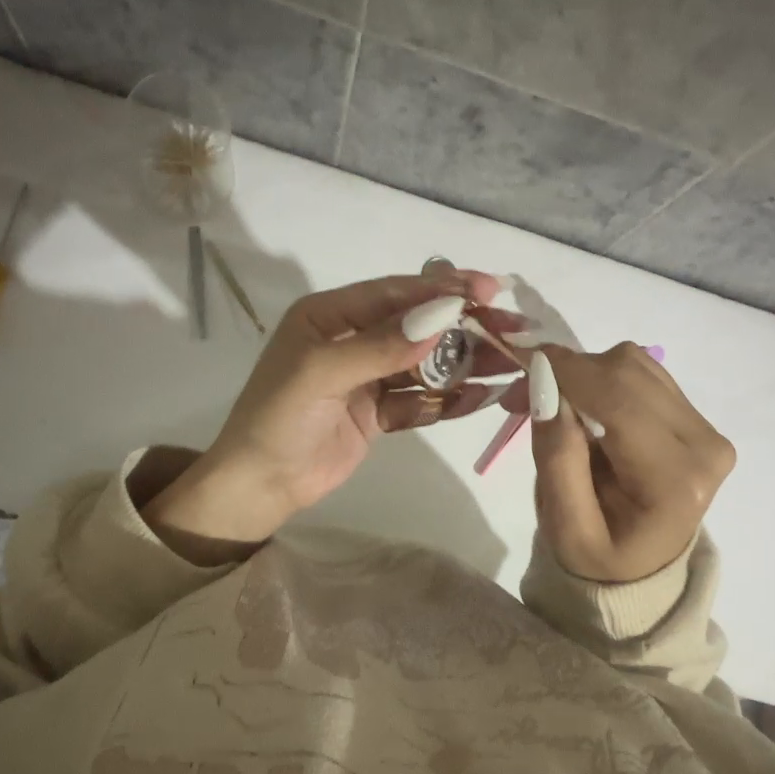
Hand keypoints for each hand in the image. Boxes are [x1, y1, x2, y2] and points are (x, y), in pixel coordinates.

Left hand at [144, 271, 520, 563]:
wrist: (261, 484)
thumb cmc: (278, 419)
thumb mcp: (322, 373)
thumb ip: (380, 345)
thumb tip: (440, 316)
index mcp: (329, 316)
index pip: (395, 293)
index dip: (442, 289)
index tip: (489, 291)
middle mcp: (351, 340)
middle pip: (417, 325)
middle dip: (464, 327)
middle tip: (514, 328)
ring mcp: (366, 378)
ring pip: (424, 364)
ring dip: (464, 364)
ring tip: (509, 365)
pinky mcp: (377, 414)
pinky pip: (419, 401)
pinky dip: (447, 400)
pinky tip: (480, 399)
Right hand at [514, 342, 734, 582]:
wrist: (638, 572)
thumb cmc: (597, 558)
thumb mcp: (565, 529)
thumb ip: (557, 460)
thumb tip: (544, 388)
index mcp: (674, 480)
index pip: (618, 401)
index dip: (567, 371)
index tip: (520, 362)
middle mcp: (704, 446)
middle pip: (628, 373)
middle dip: (569, 371)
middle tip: (522, 393)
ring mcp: (706, 428)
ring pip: (635, 366)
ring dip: (585, 375)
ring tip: (550, 405)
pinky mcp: (697, 419)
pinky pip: (643, 375)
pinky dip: (603, 381)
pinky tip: (582, 409)